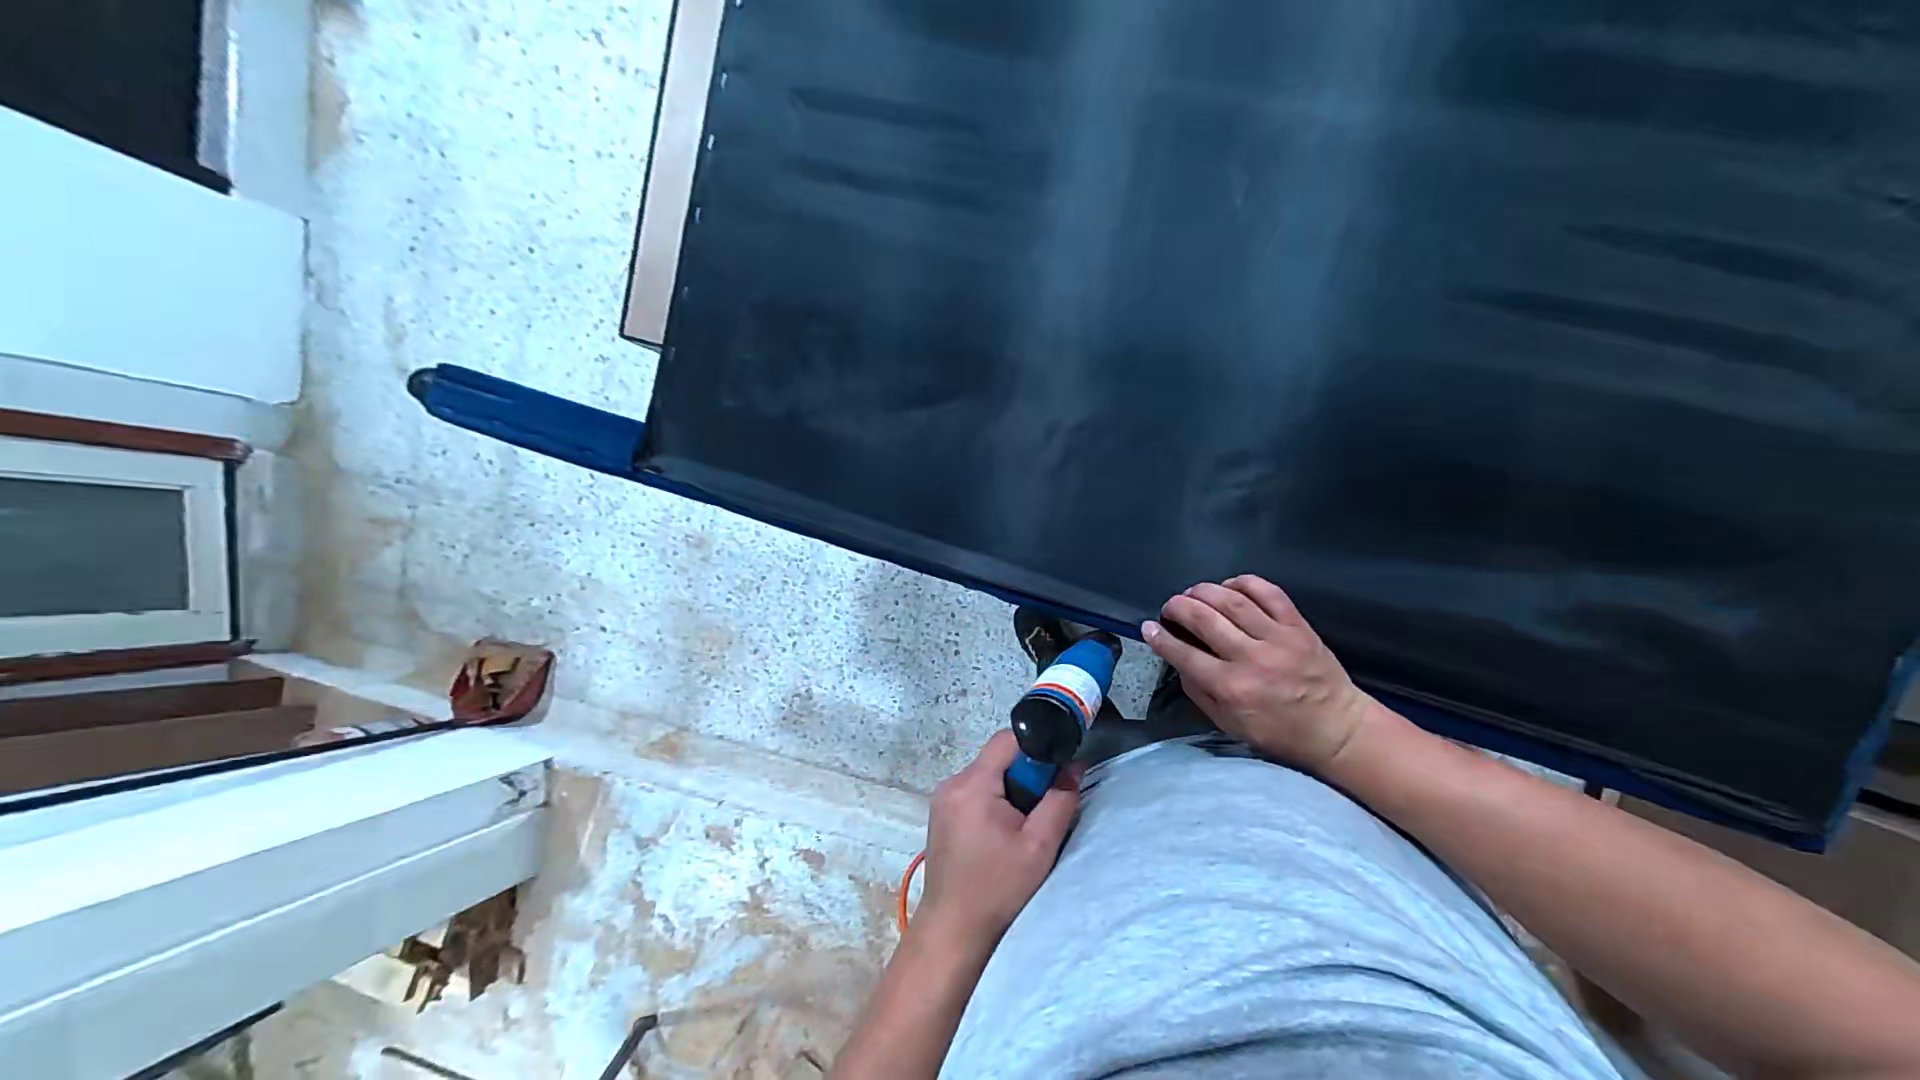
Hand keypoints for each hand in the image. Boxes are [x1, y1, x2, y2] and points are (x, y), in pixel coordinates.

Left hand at [916, 731, 1078, 949]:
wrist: (953, 929)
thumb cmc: (998, 889)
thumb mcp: (1039, 845)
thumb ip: (1060, 800)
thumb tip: (1074, 765)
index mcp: (972, 784)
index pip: (1007, 739)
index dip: (1037, 746)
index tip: (1056, 770)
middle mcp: (952, 783)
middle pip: (997, 757)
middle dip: (1025, 774)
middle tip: (1042, 807)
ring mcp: (942, 798)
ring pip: (987, 775)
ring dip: (1010, 790)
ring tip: (1023, 826)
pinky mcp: (941, 814)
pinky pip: (974, 791)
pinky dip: (993, 801)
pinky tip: (1003, 834)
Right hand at [1143, 575, 1375, 772]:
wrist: (1336, 729)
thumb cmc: (1279, 732)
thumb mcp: (1229, 725)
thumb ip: (1199, 692)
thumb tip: (1179, 660)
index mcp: (1232, 688)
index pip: (1184, 654)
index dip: (1160, 637)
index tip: (1148, 627)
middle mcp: (1252, 659)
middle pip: (1203, 618)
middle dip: (1177, 607)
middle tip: (1169, 607)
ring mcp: (1278, 639)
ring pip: (1231, 600)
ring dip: (1203, 591)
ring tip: (1192, 593)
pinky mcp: (1298, 626)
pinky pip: (1268, 592)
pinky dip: (1244, 582)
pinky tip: (1229, 585)